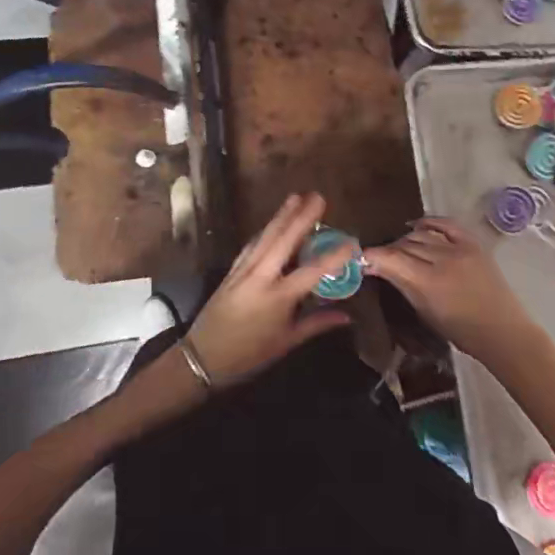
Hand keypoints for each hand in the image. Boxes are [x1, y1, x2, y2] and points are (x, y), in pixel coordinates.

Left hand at [185, 193, 356, 387]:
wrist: (202, 358)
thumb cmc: (248, 355)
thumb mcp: (286, 342)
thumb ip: (316, 324)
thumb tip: (346, 315)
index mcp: (277, 298)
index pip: (312, 271)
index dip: (334, 256)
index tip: (352, 242)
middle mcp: (260, 278)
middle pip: (283, 240)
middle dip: (300, 217)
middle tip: (317, 196)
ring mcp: (242, 272)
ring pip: (264, 238)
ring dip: (280, 217)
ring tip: (295, 198)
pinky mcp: (230, 273)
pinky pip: (250, 247)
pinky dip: (263, 234)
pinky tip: (270, 225)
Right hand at [363, 218, 540, 362]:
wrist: (501, 330)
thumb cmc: (459, 330)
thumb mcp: (423, 310)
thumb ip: (401, 283)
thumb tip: (376, 267)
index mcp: (428, 280)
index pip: (391, 258)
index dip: (372, 256)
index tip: (361, 260)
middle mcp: (443, 258)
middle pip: (404, 244)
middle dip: (388, 251)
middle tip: (381, 261)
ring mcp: (460, 248)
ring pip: (422, 235)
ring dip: (406, 241)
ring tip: (399, 251)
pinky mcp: (473, 243)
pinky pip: (445, 224)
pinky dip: (428, 223)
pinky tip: (416, 226)